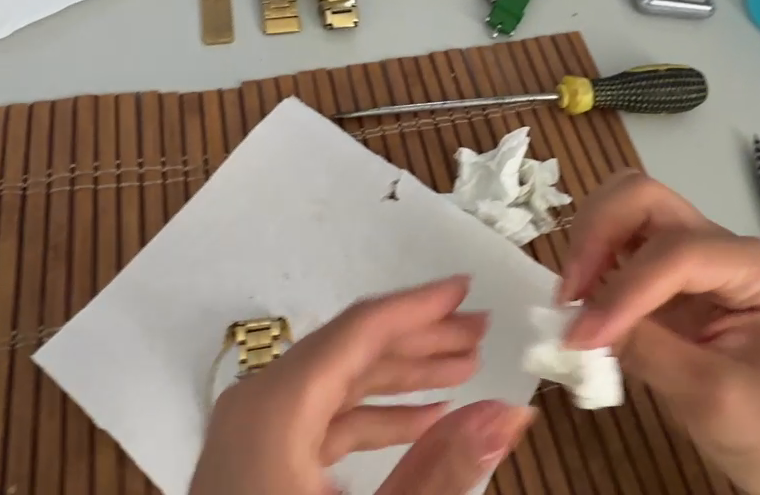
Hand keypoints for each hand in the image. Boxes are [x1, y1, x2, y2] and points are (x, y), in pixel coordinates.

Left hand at [190, 276, 536, 494]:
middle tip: (480, 330)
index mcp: (276, 406)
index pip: (359, 329)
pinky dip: (372, 415)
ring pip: (337, 383)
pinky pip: (322, 420)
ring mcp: (252, 433)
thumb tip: (507, 414)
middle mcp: (258, 403)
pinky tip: (423, 421)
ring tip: (464, 370)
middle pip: (350, 350)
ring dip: (402, 378)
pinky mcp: (257, 462)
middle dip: (420, 339)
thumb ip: (441, 470)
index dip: (418, 305)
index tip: (466, 287)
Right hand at [559, 173, 759, 494]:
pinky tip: (581, 301)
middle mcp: (720, 245)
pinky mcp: (665, 275)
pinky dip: (590, 258)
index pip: (676, 253)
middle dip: (597, 234)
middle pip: (643, 199)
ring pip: (625, 207)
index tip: (582, 336)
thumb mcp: (713, 399)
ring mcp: (690, 255)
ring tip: (572, 297)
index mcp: (752, 267)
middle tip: (570, 292)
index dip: (624, 288)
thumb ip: (647, 350)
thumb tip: (579, 323)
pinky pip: (618, 242)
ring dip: (588, 240)